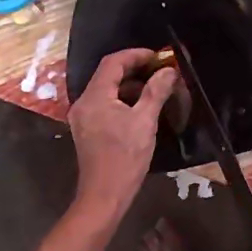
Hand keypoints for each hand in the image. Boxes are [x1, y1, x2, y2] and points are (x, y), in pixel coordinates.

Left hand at [68, 49, 176, 216]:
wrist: (104, 195)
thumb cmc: (125, 157)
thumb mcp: (145, 122)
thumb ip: (156, 92)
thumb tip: (169, 71)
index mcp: (95, 97)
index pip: (113, 63)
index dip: (136, 55)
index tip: (158, 57)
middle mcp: (83, 102)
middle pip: (107, 74)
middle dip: (134, 68)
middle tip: (160, 70)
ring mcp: (83, 117)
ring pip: (106, 90)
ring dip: (129, 84)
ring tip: (155, 87)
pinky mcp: (87, 129)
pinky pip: (104, 104)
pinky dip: (122, 99)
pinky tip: (141, 106)